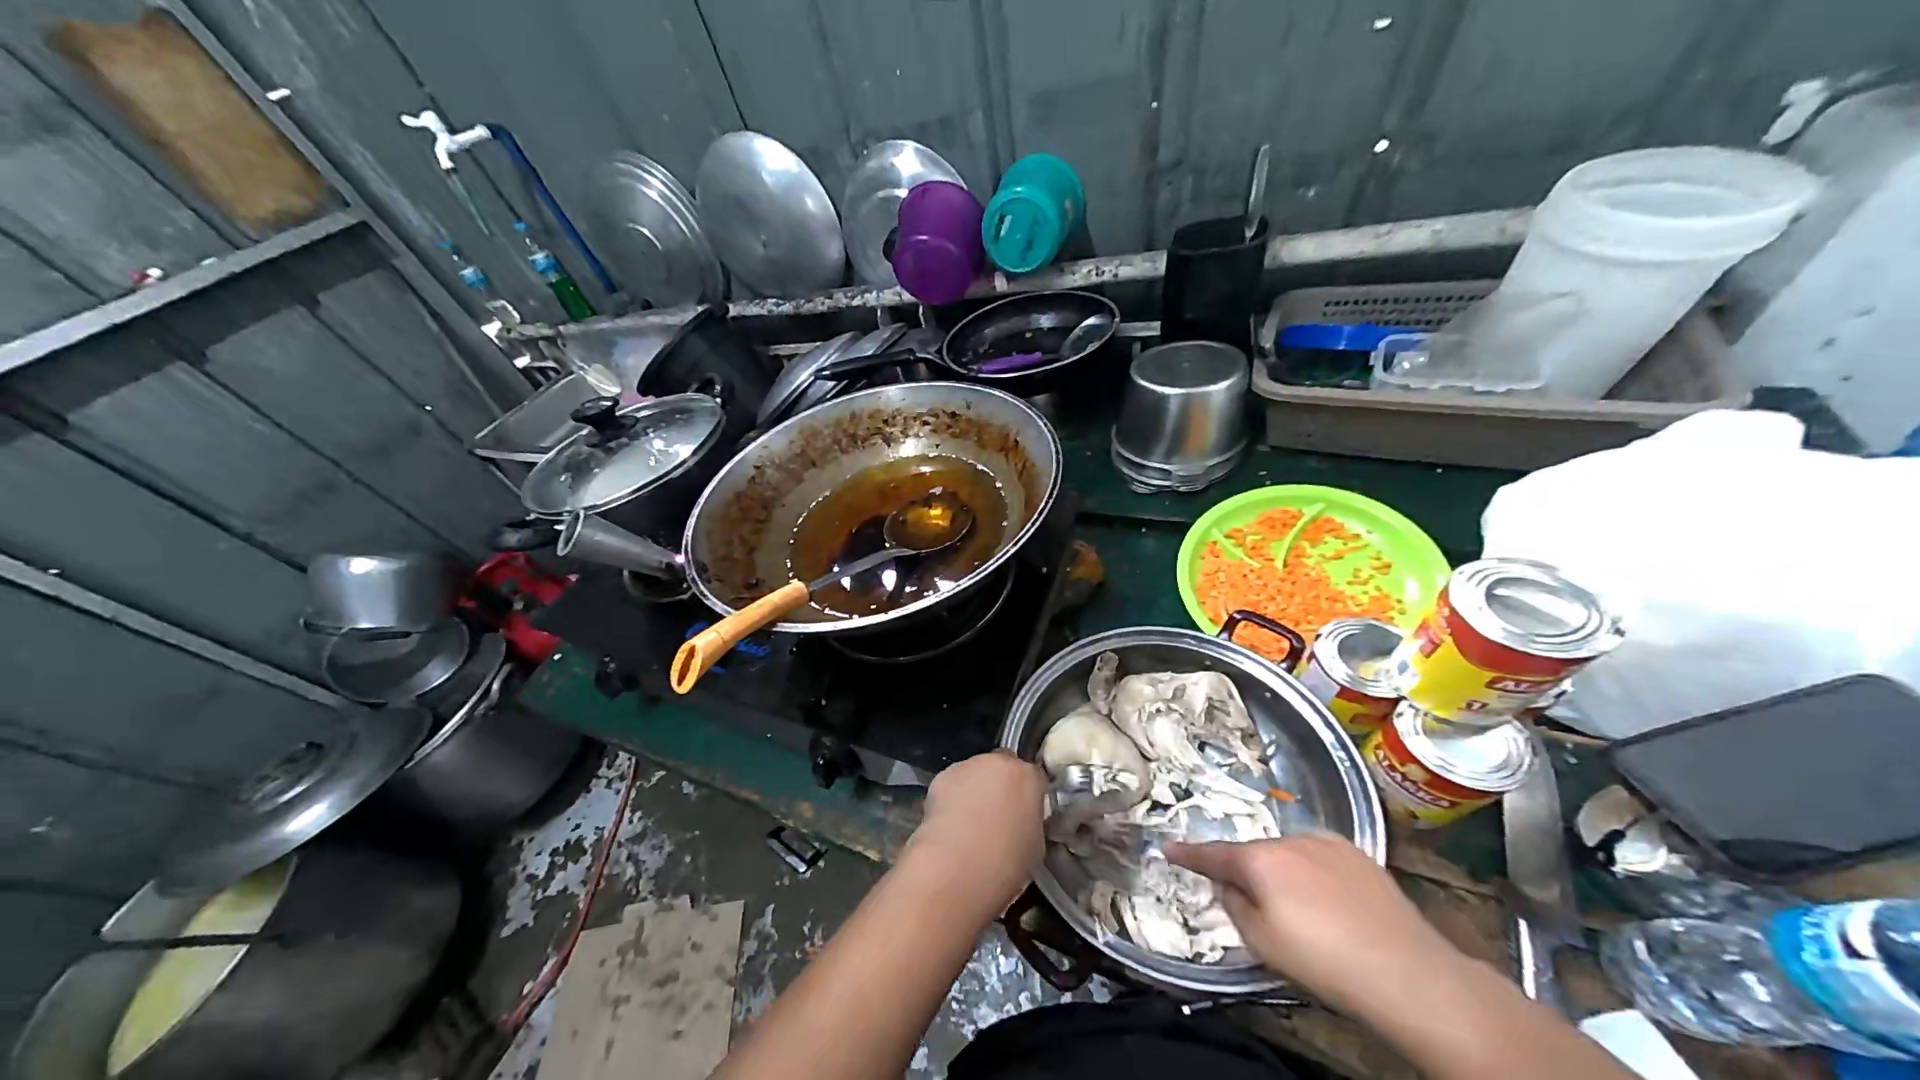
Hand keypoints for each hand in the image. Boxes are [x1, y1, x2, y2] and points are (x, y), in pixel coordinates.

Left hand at [906, 750, 1045, 910]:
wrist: (957, 866)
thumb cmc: (1005, 862)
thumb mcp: (1035, 845)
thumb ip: (1030, 821)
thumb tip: (1021, 821)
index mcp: (1028, 778)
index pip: (1035, 776)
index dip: (1028, 793)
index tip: (1023, 810)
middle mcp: (999, 763)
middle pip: (1003, 767)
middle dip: (1000, 784)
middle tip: (994, 814)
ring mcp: (968, 766)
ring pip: (975, 773)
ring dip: (974, 789)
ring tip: (967, 821)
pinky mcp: (941, 777)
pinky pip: (952, 784)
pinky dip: (951, 797)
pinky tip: (948, 823)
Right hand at [1167, 833, 1466, 1019]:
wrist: (1406, 971)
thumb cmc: (1323, 960)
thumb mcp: (1261, 942)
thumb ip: (1234, 904)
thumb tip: (1228, 885)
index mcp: (1259, 859)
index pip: (1213, 854)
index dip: (1187, 853)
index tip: (1168, 848)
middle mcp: (1289, 840)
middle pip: (1253, 852)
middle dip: (1246, 870)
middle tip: (1251, 902)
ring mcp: (1327, 842)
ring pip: (1287, 852)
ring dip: (1281, 870)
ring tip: (1297, 908)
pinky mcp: (1358, 853)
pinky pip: (1318, 855)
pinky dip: (1311, 870)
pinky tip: (1327, 900)